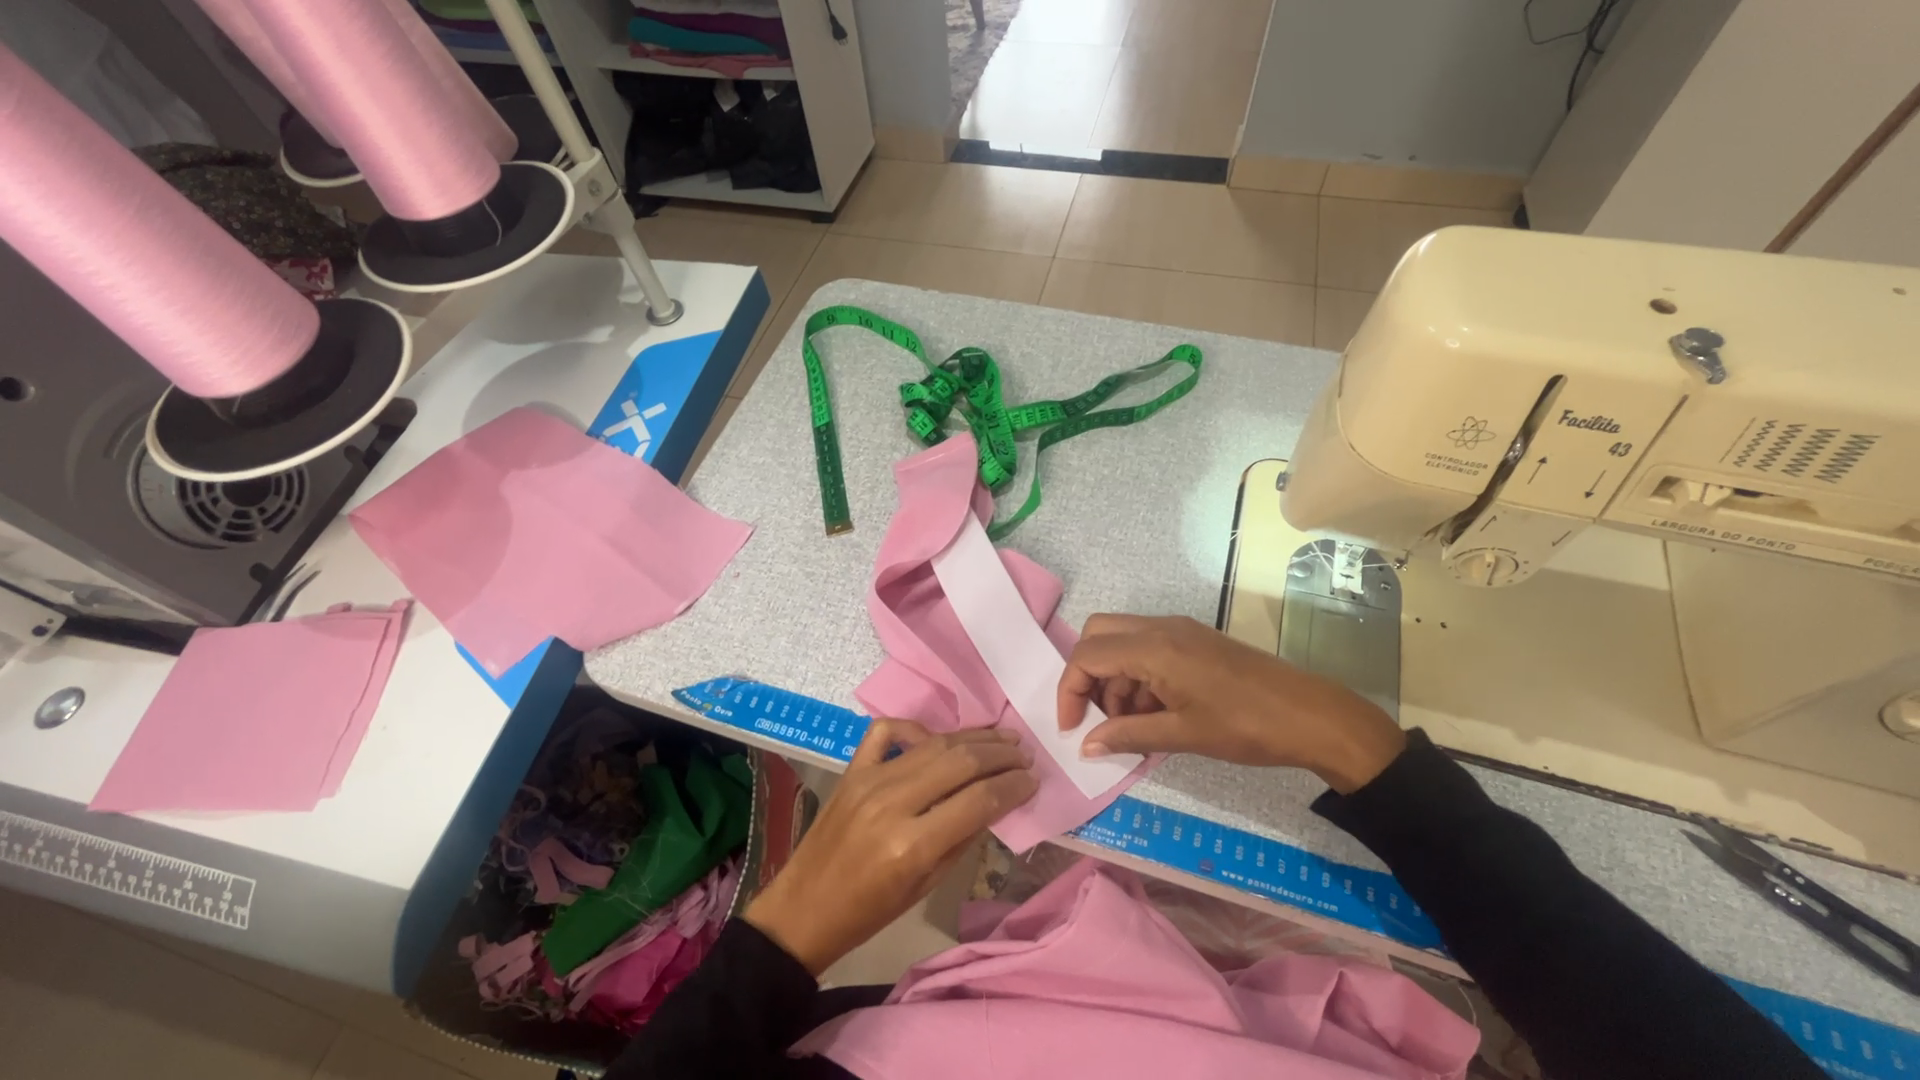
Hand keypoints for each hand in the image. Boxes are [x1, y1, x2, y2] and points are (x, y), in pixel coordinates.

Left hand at [743, 720, 1036, 975]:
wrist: (804, 910)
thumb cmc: (870, 913)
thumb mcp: (927, 885)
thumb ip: (962, 838)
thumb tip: (996, 802)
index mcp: (912, 845)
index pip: (978, 800)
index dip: (1012, 787)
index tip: (1034, 781)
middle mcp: (892, 803)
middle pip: (960, 762)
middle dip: (999, 756)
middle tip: (1024, 755)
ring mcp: (869, 780)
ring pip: (933, 744)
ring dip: (973, 738)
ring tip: (1002, 738)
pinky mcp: (852, 770)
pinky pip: (888, 732)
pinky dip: (917, 728)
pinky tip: (938, 738)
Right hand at [1057, 614, 1406, 793]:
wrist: (1311, 716)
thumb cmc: (1245, 727)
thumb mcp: (1181, 735)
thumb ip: (1127, 735)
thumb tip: (1085, 745)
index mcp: (1154, 647)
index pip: (1087, 655)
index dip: (1069, 690)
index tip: (1073, 729)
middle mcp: (1161, 628)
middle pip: (1098, 636)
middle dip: (1087, 676)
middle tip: (1095, 718)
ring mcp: (1180, 631)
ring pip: (1123, 642)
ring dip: (1114, 680)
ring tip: (1130, 726)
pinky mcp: (1195, 641)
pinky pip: (1148, 649)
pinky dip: (1138, 677)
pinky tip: (1154, 715)